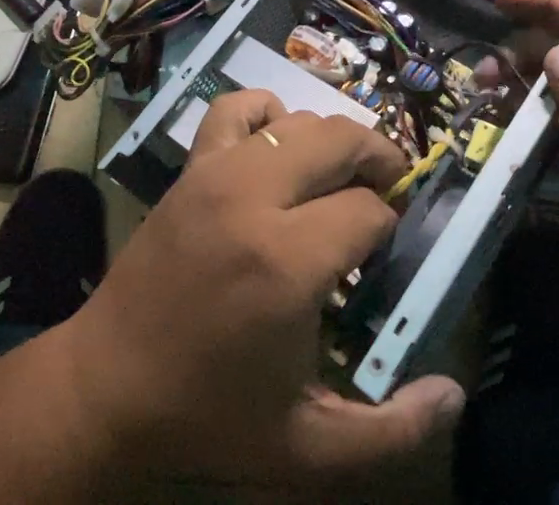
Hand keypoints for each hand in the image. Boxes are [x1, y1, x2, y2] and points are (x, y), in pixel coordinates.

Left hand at [51, 90, 465, 483]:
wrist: (105, 386)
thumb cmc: (208, 414)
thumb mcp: (307, 447)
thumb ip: (392, 431)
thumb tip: (453, 395)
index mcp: (286, 262)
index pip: (369, 210)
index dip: (390, 228)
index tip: (384, 258)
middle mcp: (253, 200)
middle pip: (342, 141)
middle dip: (379, 161)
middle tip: (388, 197)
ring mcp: (214, 175)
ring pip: (298, 122)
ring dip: (333, 142)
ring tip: (342, 179)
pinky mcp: (189, 170)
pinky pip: (235, 110)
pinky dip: (268, 115)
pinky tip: (280, 148)